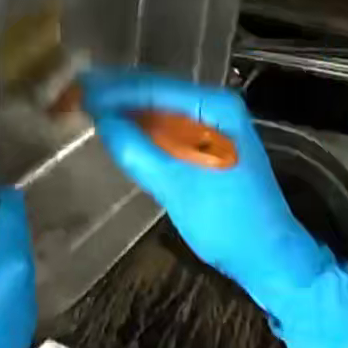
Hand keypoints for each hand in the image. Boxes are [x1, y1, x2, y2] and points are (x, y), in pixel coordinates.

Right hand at [82, 70, 347, 347]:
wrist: (272, 260)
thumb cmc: (228, 220)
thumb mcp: (176, 185)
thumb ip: (137, 149)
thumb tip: (100, 118)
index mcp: (215, 106)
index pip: (155, 88)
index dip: (115, 89)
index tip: (79, 89)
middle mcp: (214, 106)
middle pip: (156, 92)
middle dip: (117, 94)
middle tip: (76, 93)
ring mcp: (211, 125)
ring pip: (159, 109)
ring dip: (125, 109)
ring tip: (87, 106)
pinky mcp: (205, 145)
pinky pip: (166, 127)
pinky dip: (140, 128)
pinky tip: (116, 128)